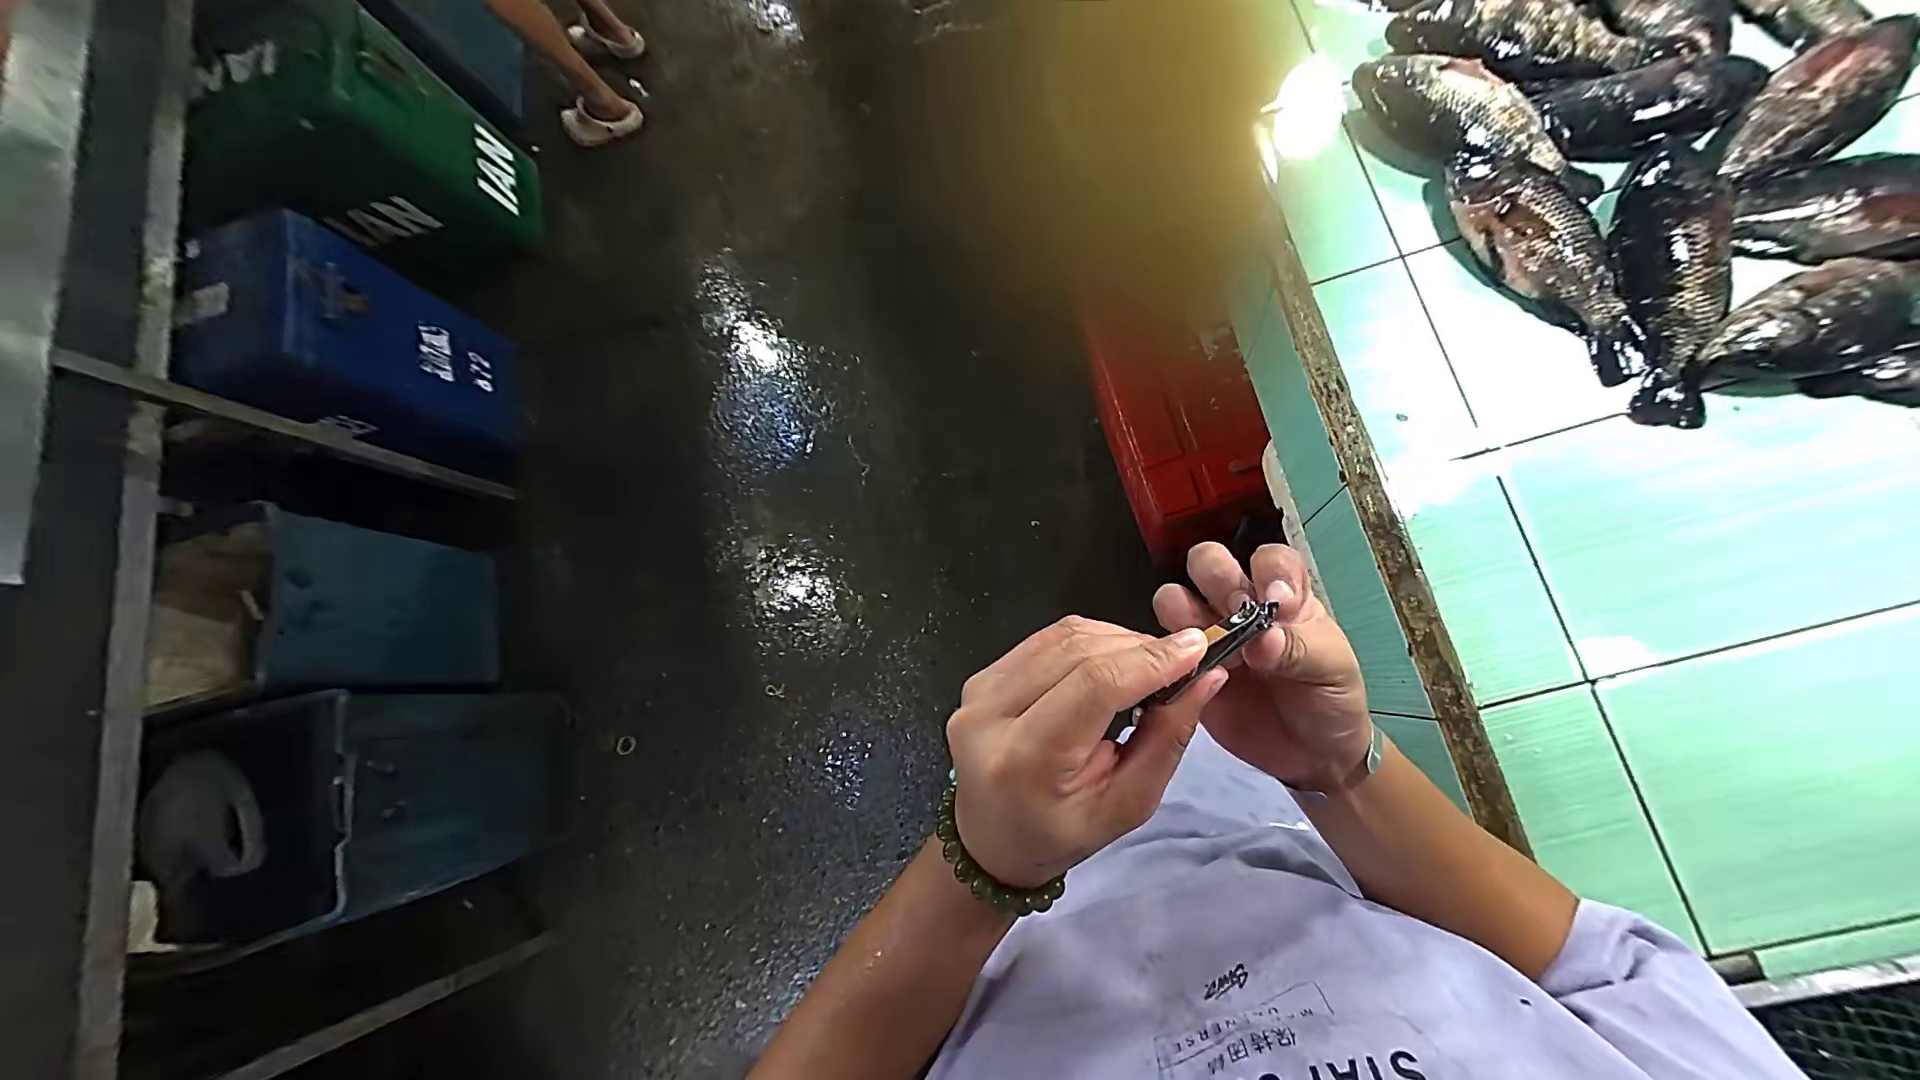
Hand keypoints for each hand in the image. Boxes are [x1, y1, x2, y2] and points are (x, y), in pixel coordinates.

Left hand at [946, 617, 1229, 888]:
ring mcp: (978, 690)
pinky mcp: (981, 676)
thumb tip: (1206, 678)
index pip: (1093, 686)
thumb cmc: (1058, 833)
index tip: (1196, 648)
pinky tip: (1112, 658)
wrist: (989, 837)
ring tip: (1149, 663)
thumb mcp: (1125, 806)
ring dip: (1116, 639)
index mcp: (1024, 760)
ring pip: (1061, 636)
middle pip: (1077, 652)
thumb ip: (1165, 740)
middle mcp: (989, 715)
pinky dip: (1088, 640)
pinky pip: (1043, 639)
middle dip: (1139, 647)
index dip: (1149, 660)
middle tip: (1180, 659)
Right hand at [1153, 543, 1370, 791]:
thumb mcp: (1331, 670)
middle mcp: (1239, 606)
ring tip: (1205, 644)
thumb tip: (1261, 639)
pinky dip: (1167, 652)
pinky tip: (1190, 670)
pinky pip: (1162, 647)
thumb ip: (1297, 648)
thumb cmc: (1330, 699)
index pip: (1268, 558)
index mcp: (1283, 596)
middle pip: (1208, 562)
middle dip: (1214, 576)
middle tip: (1231, 611)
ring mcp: (1209, 634)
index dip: (1268, 571)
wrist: (1310, 755)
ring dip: (1182, 610)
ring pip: (1173, 596)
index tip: (1277, 602)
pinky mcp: (1187, 666)